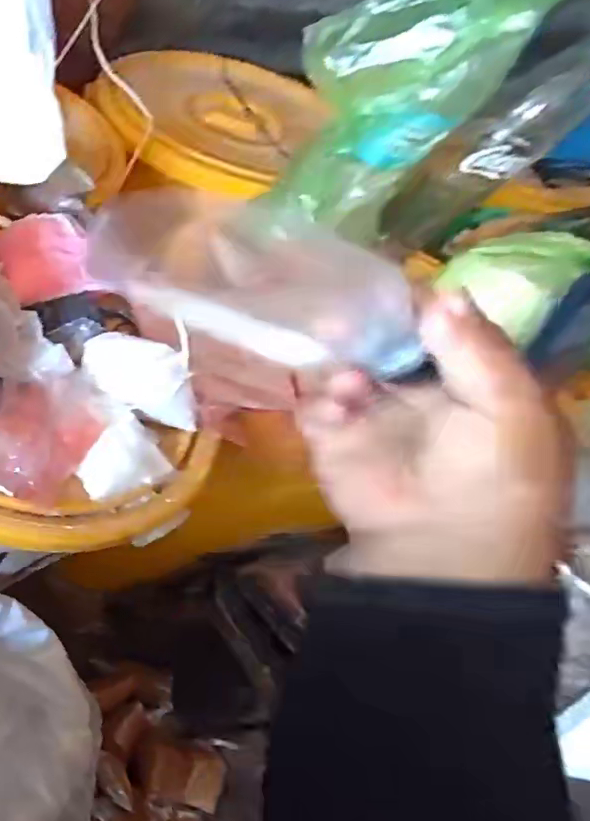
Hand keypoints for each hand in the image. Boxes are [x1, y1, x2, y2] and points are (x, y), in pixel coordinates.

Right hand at [296, 292, 569, 586]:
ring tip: (349, 385)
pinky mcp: (326, 436)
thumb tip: (441, 296)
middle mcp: (415, 387)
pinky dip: (320, 405)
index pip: (438, 328)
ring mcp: (367, 412)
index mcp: (469, 374)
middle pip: (380, 345)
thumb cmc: (495, 471)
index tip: (388, 286)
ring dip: (341, 371)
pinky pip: (314, 408)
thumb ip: (473, 352)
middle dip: (362, 331)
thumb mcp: (506, 406)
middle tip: (338, 317)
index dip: (416, 306)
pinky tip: (334, 411)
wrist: (438, 535)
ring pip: (342, 372)